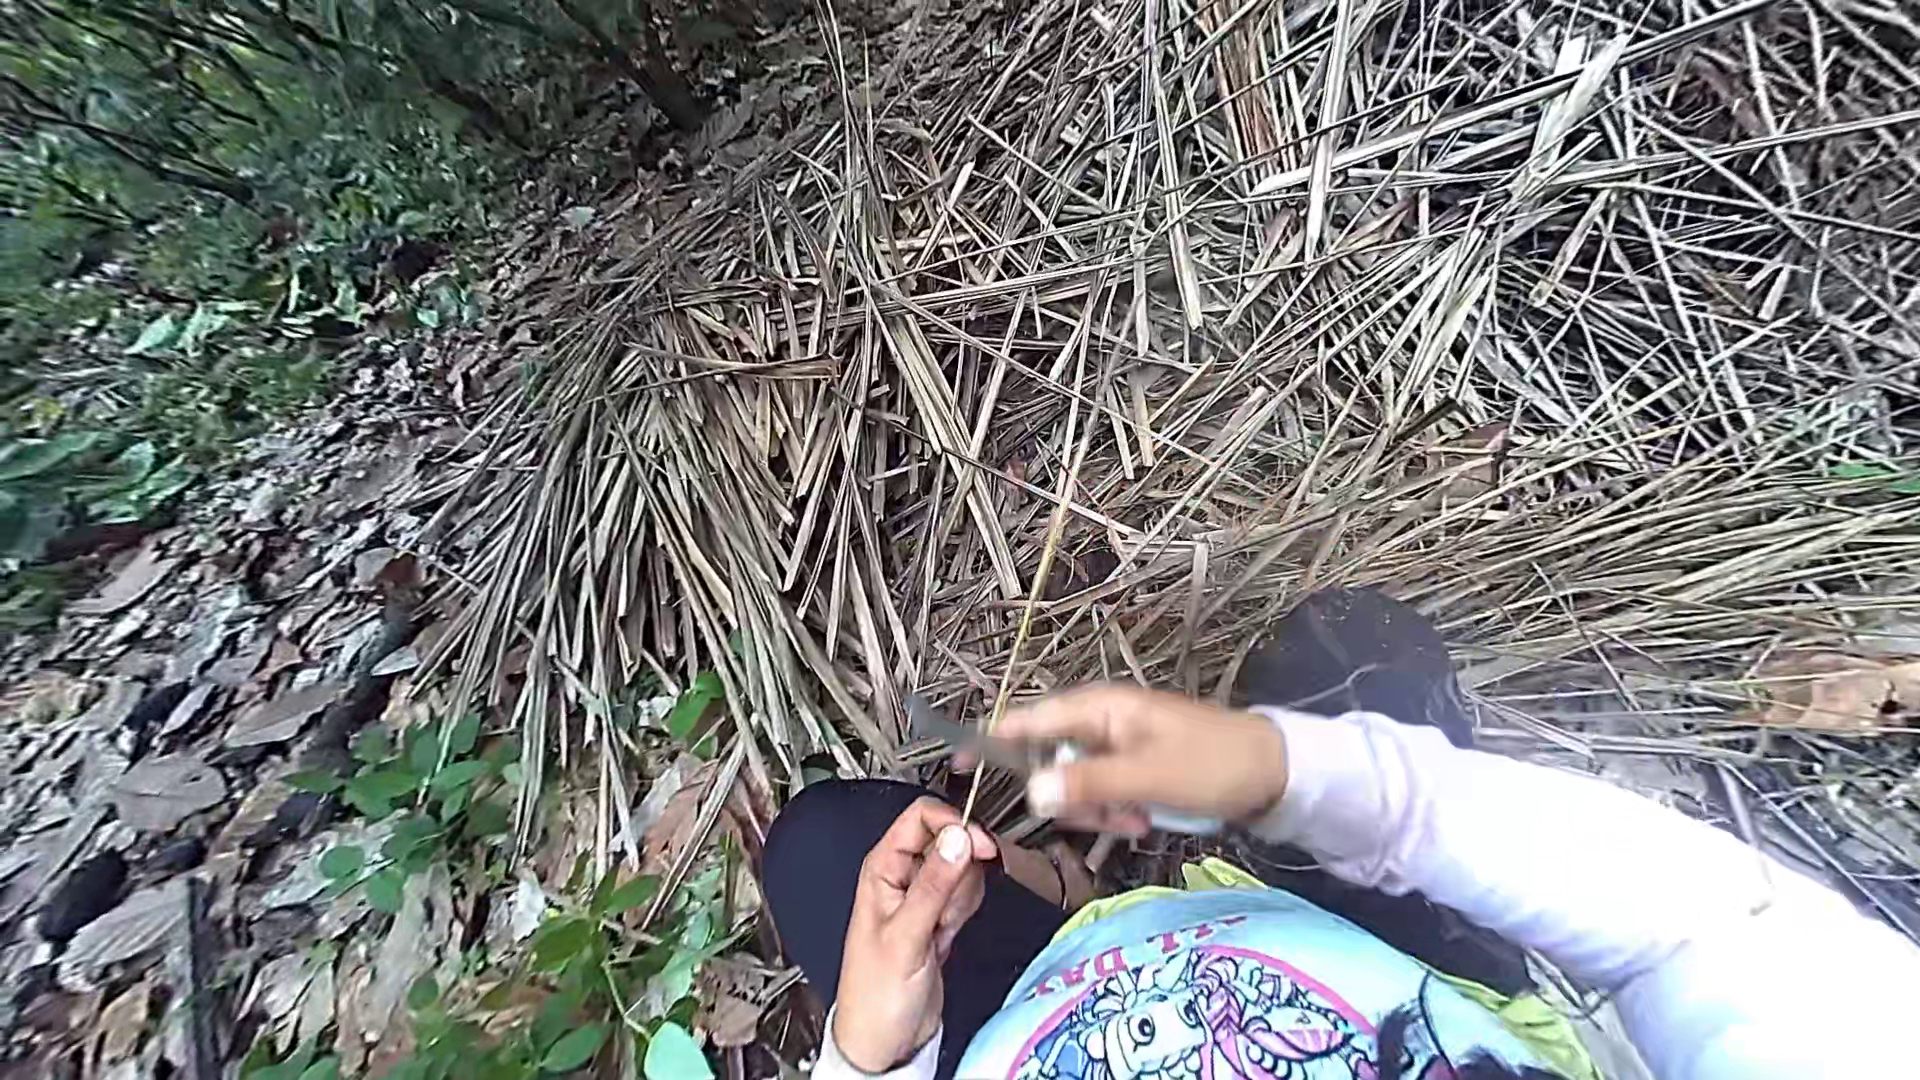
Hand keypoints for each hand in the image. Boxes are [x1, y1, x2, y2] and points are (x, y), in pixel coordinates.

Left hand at [833, 797, 996, 1071]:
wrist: (886, 1043)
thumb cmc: (875, 996)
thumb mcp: (906, 937)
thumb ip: (934, 884)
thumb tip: (958, 837)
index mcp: (883, 865)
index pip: (922, 815)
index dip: (953, 822)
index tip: (978, 843)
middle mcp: (903, 870)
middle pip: (949, 836)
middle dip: (960, 870)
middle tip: (950, 901)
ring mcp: (923, 889)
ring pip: (962, 863)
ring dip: (962, 894)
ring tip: (941, 924)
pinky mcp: (940, 908)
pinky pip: (966, 889)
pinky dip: (964, 909)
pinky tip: (946, 931)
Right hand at [995, 684, 1288, 835]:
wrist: (1270, 773)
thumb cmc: (1209, 764)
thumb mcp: (1147, 777)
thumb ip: (1087, 783)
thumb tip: (1032, 792)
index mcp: (1097, 708)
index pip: (1028, 720)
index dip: (991, 739)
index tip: (960, 764)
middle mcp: (1098, 721)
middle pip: (1050, 759)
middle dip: (1071, 794)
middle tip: (1110, 815)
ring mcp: (1114, 744)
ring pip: (1075, 782)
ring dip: (1098, 807)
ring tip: (1137, 816)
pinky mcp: (1129, 764)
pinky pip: (1101, 791)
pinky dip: (1115, 809)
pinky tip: (1144, 816)